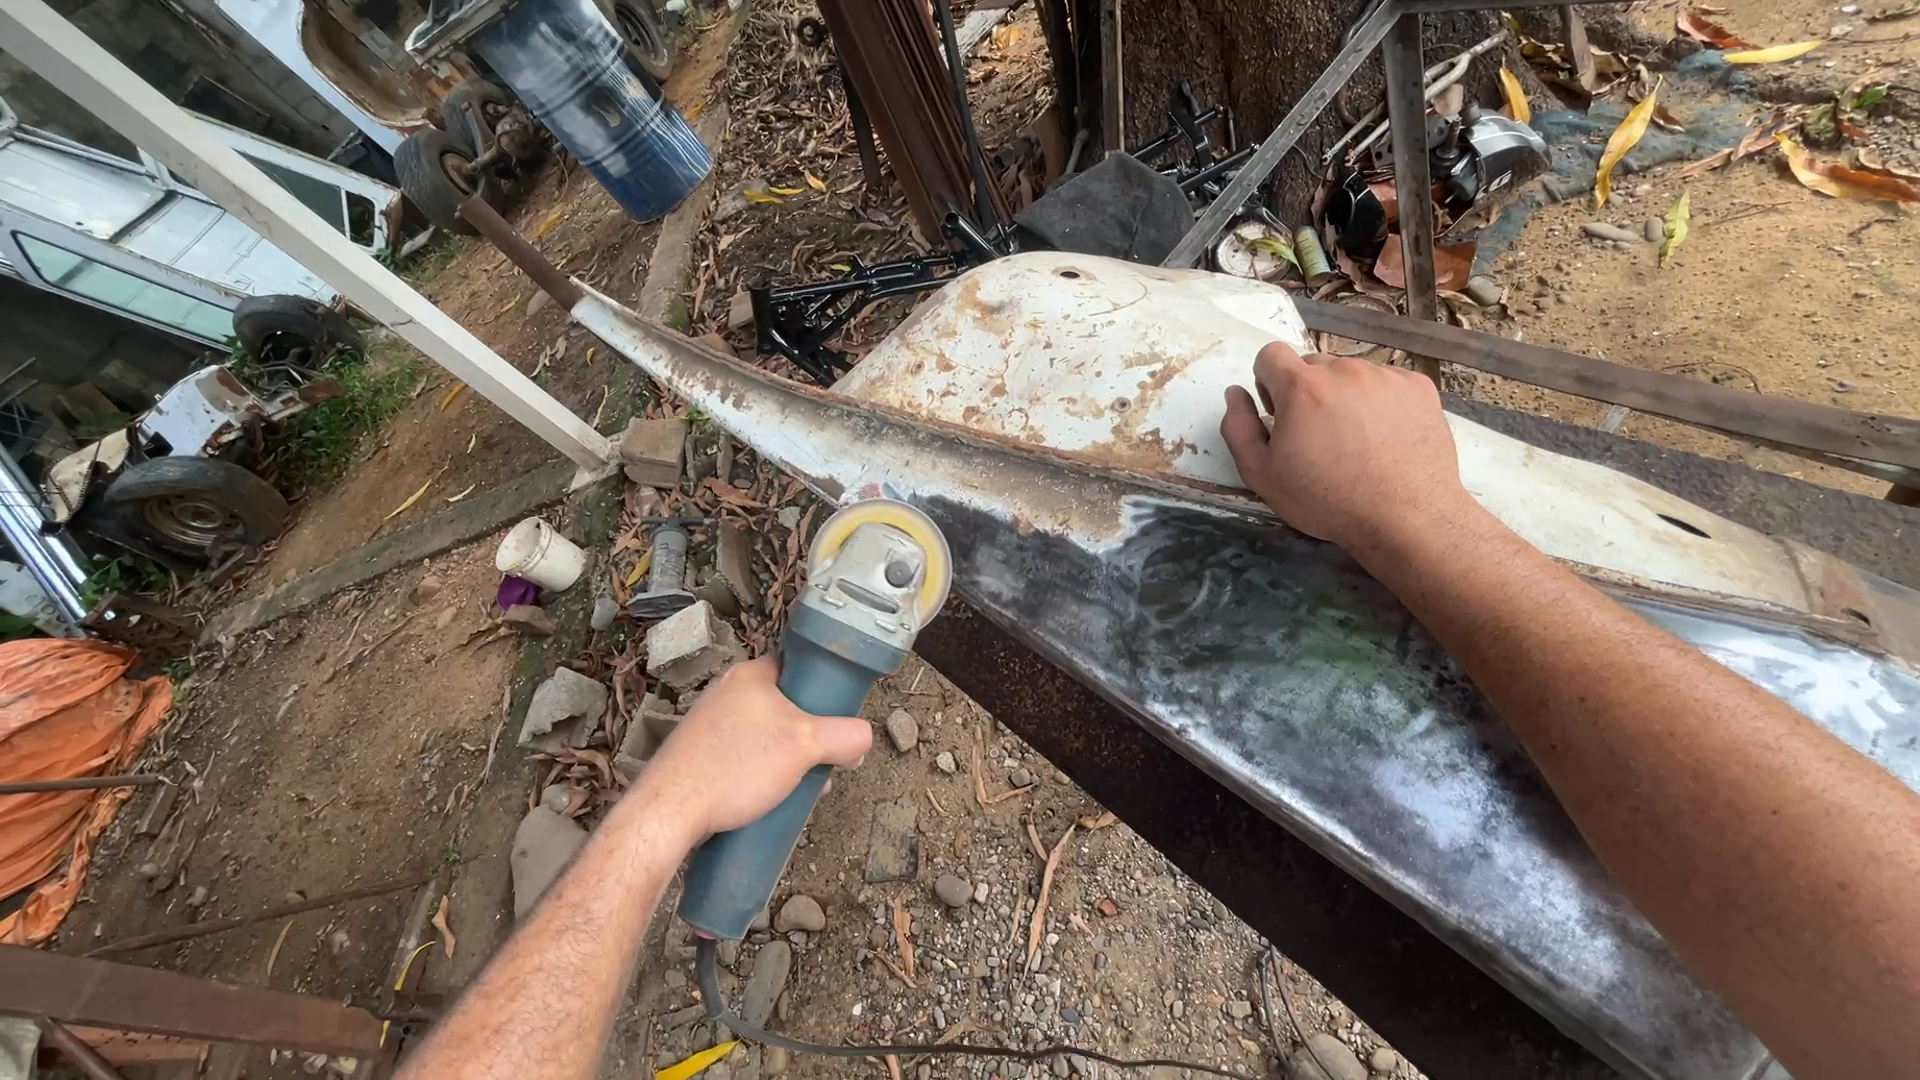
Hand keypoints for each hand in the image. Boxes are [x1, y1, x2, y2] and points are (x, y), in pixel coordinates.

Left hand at [636, 657, 870, 843]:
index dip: (822, 689)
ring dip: (787, 758)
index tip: (837, 713)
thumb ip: (845, 736)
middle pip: (784, 705)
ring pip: (765, 735)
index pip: (797, 666)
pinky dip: (761, 772)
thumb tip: (864, 740)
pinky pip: (743, 756)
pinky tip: (770, 798)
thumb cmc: (734, 769)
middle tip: (823, 759)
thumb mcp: (807, 746)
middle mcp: (727, 692)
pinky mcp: (699, 755)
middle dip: (809, 735)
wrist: (668, 814)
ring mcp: (710, 724)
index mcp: (750, 675)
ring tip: (801, 786)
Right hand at [1219, 341, 1471, 553]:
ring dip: (1342, 396)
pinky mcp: (1419, 387)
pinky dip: (1377, 402)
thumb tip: (1235, 393)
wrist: (1404, 517)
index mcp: (1301, 387)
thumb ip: (1238, 427)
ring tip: (1353, 439)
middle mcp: (1344, 370)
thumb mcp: (1261, 474)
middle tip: (1315, 434)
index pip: (1270, 354)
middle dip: (1306, 392)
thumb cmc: (1325, 499)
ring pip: (1350, 373)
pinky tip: (1382, 437)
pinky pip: (1386, 382)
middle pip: (1312, 365)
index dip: (1267, 382)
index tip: (1278, 413)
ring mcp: (1386, 376)